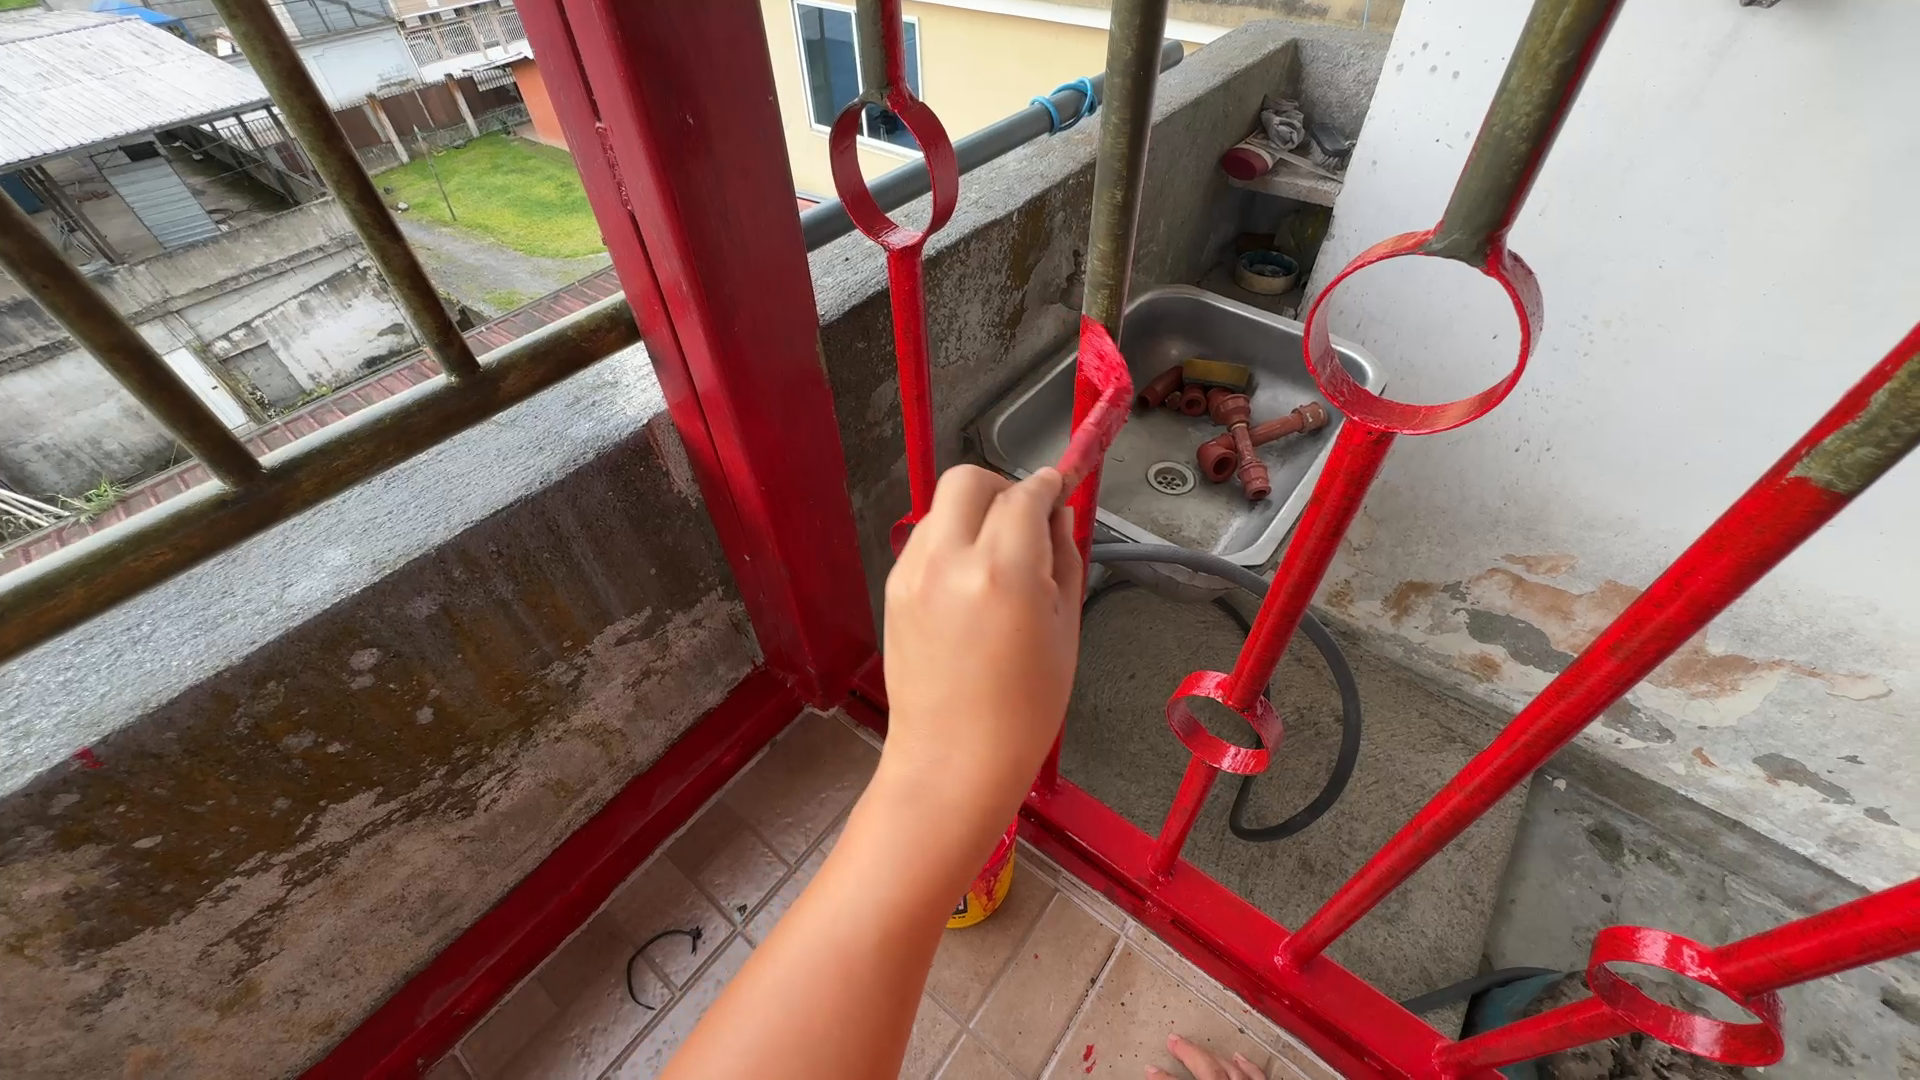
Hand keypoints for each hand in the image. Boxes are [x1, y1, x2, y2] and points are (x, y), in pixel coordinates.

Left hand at [878, 465, 1081, 840]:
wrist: (952, 760)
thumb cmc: (1024, 710)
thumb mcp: (1065, 629)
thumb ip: (1064, 558)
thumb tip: (1057, 516)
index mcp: (1003, 571)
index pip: (1025, 495)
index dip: (1048, 486)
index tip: (1059, 487)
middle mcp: (949, 560)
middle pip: (968, 479)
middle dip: (1002, 486)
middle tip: (1024, 519)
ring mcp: (912, 573)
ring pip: (941, 507)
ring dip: (973, 514)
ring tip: (997, 557)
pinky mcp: (893, 589)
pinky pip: (924, 540)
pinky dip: (950, 541)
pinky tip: (968, 581)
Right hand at [1146, 1034, 1265, 1079]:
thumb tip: (1160, 1075)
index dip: (1163, 1076)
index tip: (1150, 1068)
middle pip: (1210, 1069)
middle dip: (1190, 1053)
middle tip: (1173, 1040)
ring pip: (1234, 1070)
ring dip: (1216, 1056)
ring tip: (1202, 1047)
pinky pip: (1260, 1078)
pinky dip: (1249, 1067)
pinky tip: (1241, 1059)